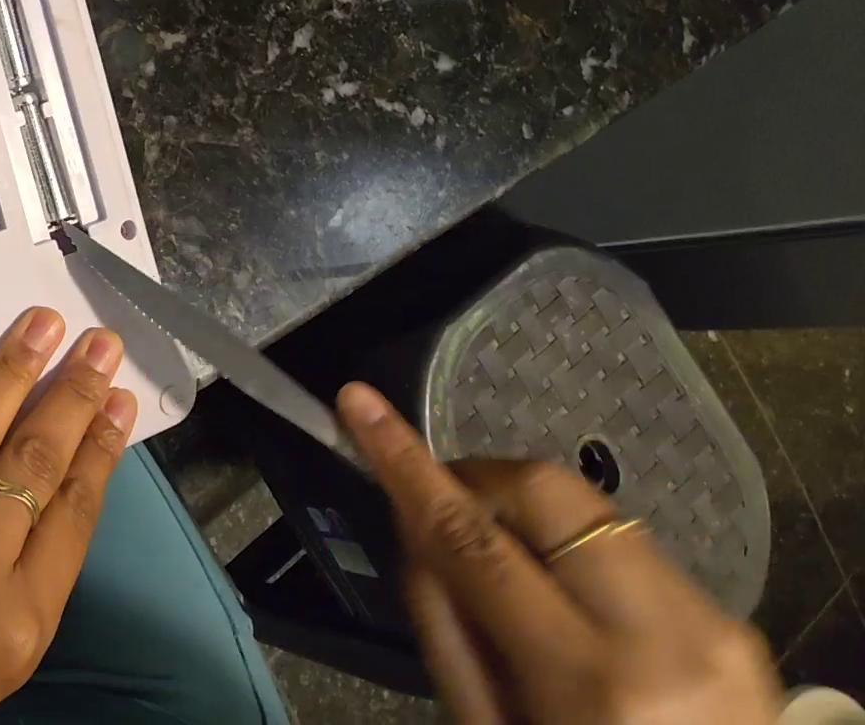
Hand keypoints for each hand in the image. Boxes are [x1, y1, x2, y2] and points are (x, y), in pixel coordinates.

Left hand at [0, 308, 137, 724]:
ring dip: (13, 371)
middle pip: (32, 464)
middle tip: (98, 341)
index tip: (119, 397)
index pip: (74, 513)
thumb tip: (63, 478)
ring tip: (43, 324)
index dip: (101, 447)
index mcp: (17, 626)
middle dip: (70, 395)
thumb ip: (28, 575)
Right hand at [336, 382, 783, 724]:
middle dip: (475, 483)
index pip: (469, 537)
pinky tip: (566, 602)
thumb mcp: (487, 722)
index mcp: (590, 680)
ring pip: (582, 505)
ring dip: (521, 517)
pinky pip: (620, 542)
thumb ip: (444, 616)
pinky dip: (567, 550)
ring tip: (509, 575)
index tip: (358, 402)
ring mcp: (715, 623)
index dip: (404, 462)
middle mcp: (666, 636)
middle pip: (541, 489)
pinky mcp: (736, 621)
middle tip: (444, 520)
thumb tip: (415, 519)